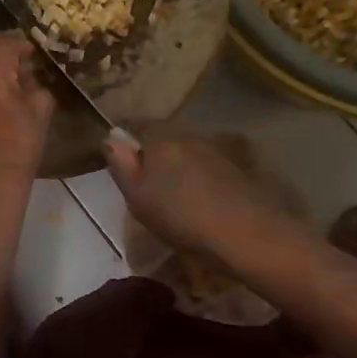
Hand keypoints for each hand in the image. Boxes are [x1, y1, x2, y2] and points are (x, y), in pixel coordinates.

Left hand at [0, 32, 54, 179]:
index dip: (21, 43)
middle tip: (22, 49)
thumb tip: (29, 65)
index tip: (35, 49)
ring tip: (15, 63)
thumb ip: (33, 78)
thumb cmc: (24, 140)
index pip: (3, 46)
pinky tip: (4, 77)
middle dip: (3, 40)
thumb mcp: (40, 104)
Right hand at [103, 124, 305, 249]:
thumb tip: (110, 137)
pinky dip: (197, 177)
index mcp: (160, 136)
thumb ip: (120, 162)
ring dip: (176, 166)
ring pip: (185, 151)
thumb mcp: (135, 194)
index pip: (134, 124)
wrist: (245, 232)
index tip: (119, 164)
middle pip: (162, 136)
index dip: (123, 141)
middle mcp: (189, 134)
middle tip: (143, 182)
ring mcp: (216, 149)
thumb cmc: (178, 214)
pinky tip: (196, 200)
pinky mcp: (237, 167)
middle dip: (152, 153)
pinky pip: (205, 166)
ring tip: (171, 194)